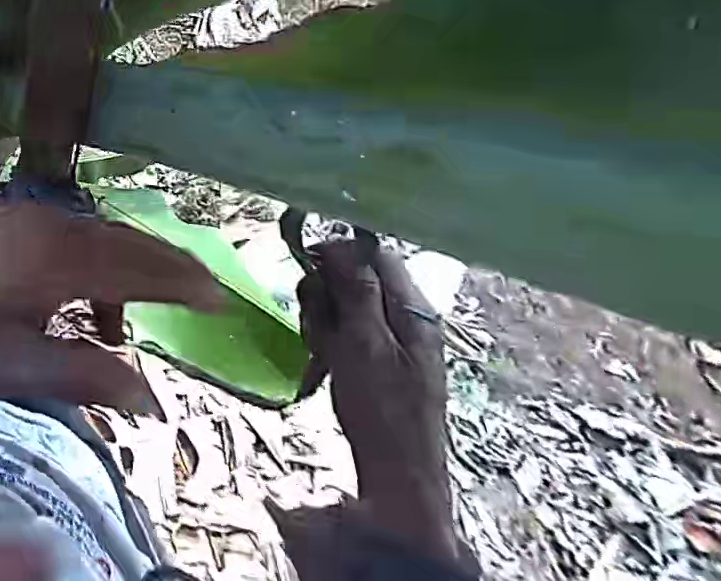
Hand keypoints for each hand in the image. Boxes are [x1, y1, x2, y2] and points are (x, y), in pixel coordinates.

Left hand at [0, 204, 221, 411]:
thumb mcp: (7, 364)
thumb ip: (82, 373)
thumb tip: (149, 397)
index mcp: (58, 260)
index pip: (142, 269)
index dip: (186, 285)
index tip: (223, 300)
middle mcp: (53, 224)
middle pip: (128, 241)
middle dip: (169, 268)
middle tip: (204, 295)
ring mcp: (29, 213)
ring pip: (101, 235)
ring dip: (128, 270)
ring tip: (128, 326)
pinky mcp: (11, 214)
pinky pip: (72, 232)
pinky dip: (92, 263)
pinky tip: (79, 300)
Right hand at [297, 237, 457, 563]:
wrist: (398, 476)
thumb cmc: (381, 406)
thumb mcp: (364, 342)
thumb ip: (356, 290)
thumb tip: (342, 243)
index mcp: (412, 308)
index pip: (375, 253)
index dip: (339, 252)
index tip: (308, 265)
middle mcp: (406, 317)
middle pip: (357, 276)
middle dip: (327, 290)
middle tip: (316, 319)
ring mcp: (394, 339)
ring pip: (346, 302)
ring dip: (324, 316)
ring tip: (320, 344)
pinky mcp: (379, 358)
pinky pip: (348, 329)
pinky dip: (330, 337)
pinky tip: (325, 357)